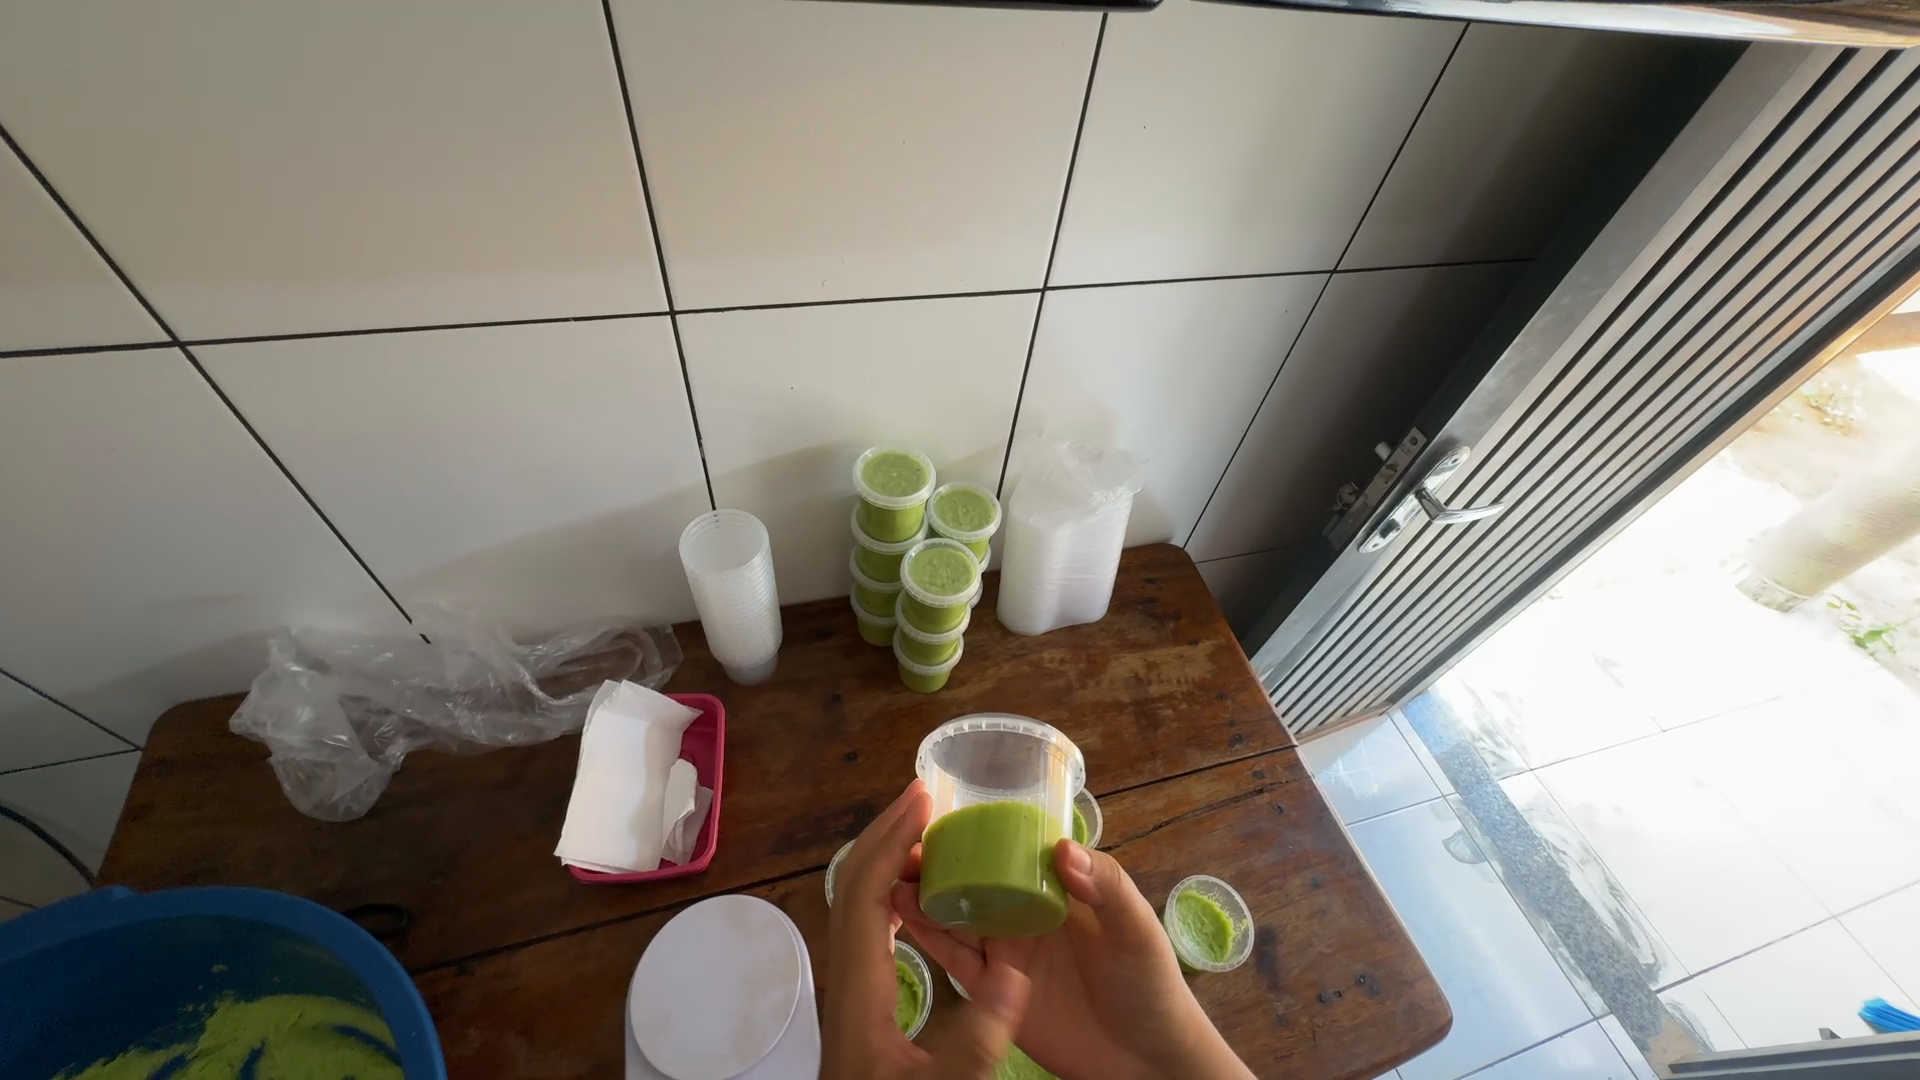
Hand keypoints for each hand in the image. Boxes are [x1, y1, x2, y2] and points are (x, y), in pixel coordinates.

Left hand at [822, 781, 1034, 1079]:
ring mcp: (852, 982)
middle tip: (925, 797)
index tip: (922, 799)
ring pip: (860, 899)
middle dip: (887, 831)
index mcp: (859, 987)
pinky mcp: (863, 994)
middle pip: (854, 881)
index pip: (867, 890)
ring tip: (930, 831)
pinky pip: (872, 920)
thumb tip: (1017, 969)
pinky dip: (895, 887)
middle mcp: (847, 972)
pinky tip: (925, 889)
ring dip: (890, 855)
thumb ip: (978, 1037)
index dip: (893, 839)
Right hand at [894, 840, 1252, 1079]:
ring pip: (956, 913)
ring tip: (891, 876)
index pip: (1008, 849)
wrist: (1146, 1061)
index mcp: (1054, 886)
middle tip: (900, 845)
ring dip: (925, 894)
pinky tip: (902, 915)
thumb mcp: (1135, 927)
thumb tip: (1061, 848)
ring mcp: (1005, 949)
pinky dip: (928, 935)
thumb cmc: (1148, 982)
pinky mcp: (993, 989)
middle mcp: (1022, 910)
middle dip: (938, 860)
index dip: (975, 831)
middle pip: (973, 878)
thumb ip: (1105, 886)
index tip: (938, 816)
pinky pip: (955, 958)